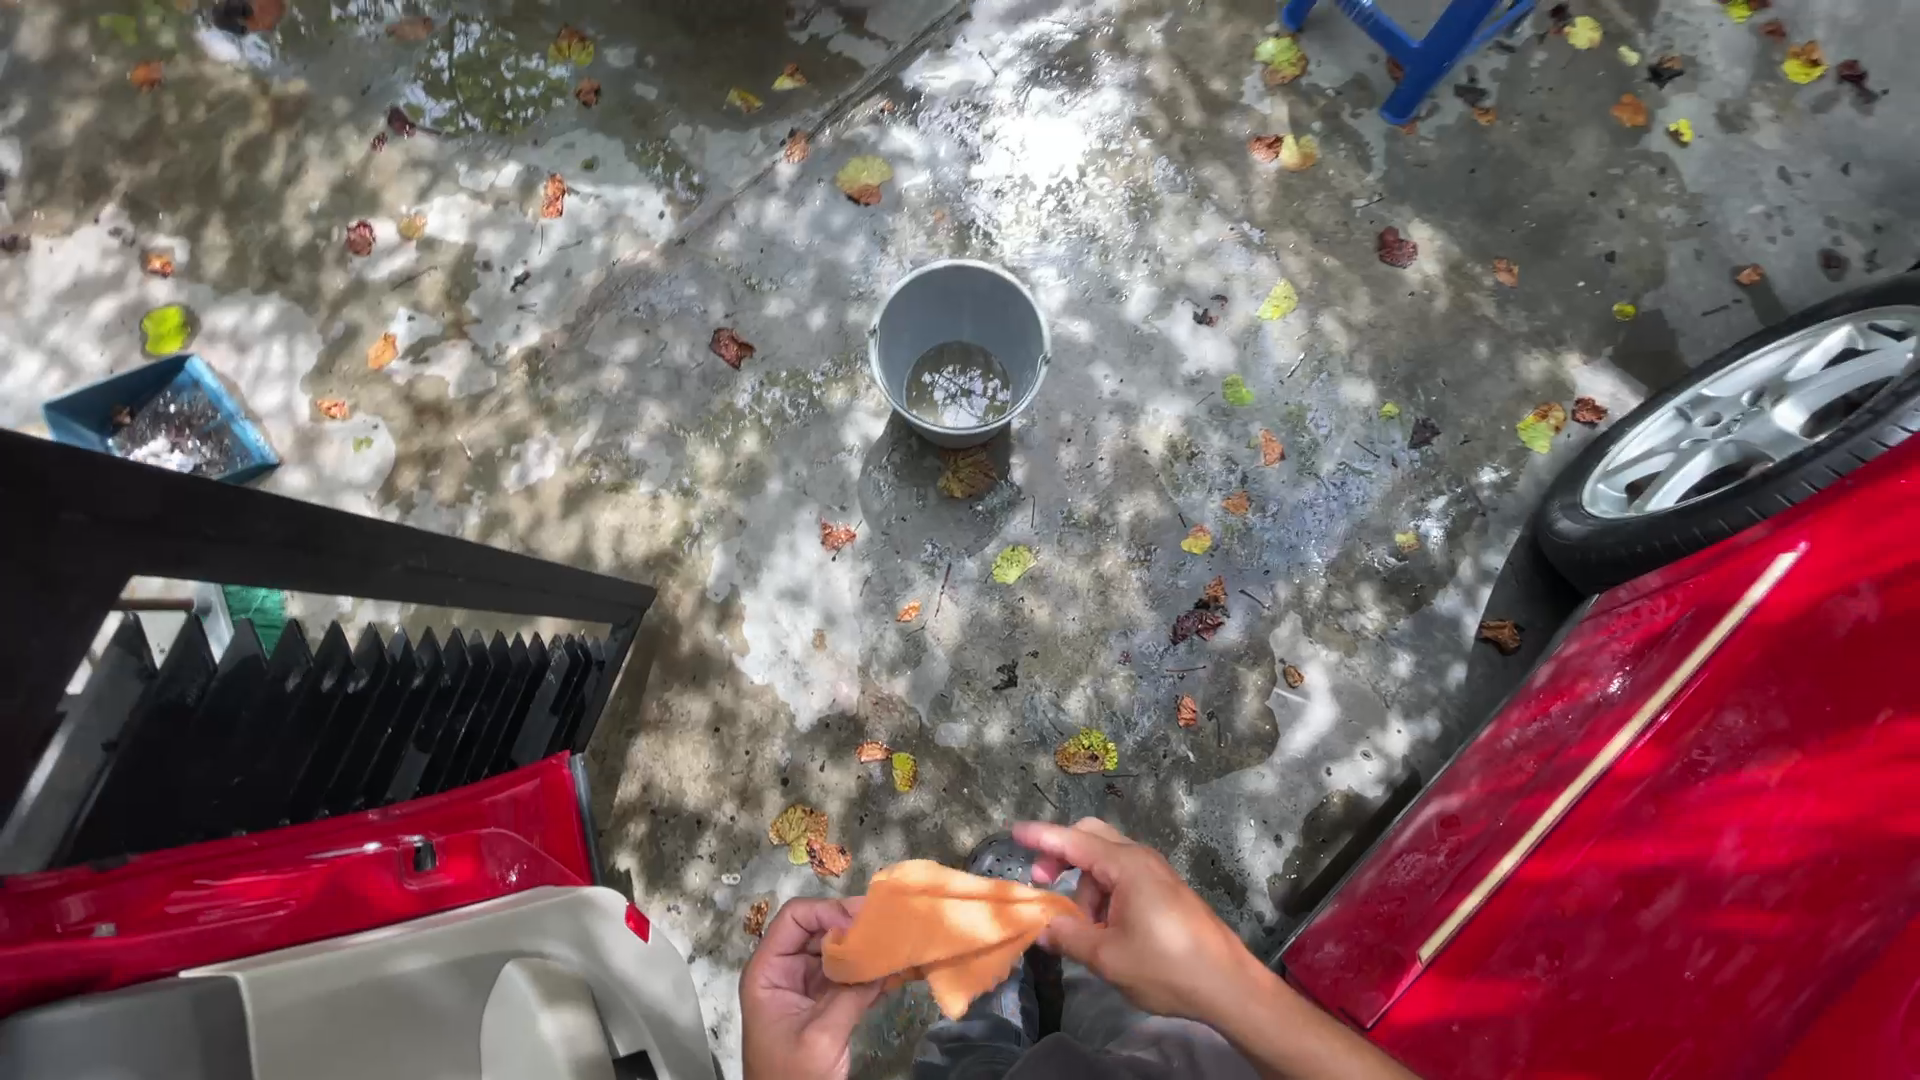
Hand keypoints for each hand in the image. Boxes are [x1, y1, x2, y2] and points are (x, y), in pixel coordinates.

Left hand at [740, 897, 884, 1079]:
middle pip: (819, 927)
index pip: (794, 918)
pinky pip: (849, 972)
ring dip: (865, 945)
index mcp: (768, 971)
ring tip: (895, 940)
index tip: (858, 924)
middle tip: (887, 925)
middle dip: (852, 925)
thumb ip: (849, 995)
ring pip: (837, 947)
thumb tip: (885, 959)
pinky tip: (894, 966)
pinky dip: (870, 968)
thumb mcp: (820, 1038)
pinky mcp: (826, 1000)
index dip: (826, 912)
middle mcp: (786, 969)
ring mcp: (807, 984)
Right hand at [1013, 818, 1269, 1023]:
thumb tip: (1043, 929)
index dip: (1041, 837)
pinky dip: (1103, 892)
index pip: (1072, 840)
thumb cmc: (1167, 966)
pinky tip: (1105, 928)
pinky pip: (1122, 876)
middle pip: (1090, 837)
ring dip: (1085, 884)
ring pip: (1105, 860)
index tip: (1014, 832)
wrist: (1229, 985)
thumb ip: (1069, 938)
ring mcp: (1155, 871)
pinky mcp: (1164, 889)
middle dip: (1061, 855)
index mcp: (1125, 865)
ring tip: (1084, 929)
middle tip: (1043, 882)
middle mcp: (1139, 857)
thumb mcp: (1108, 957)